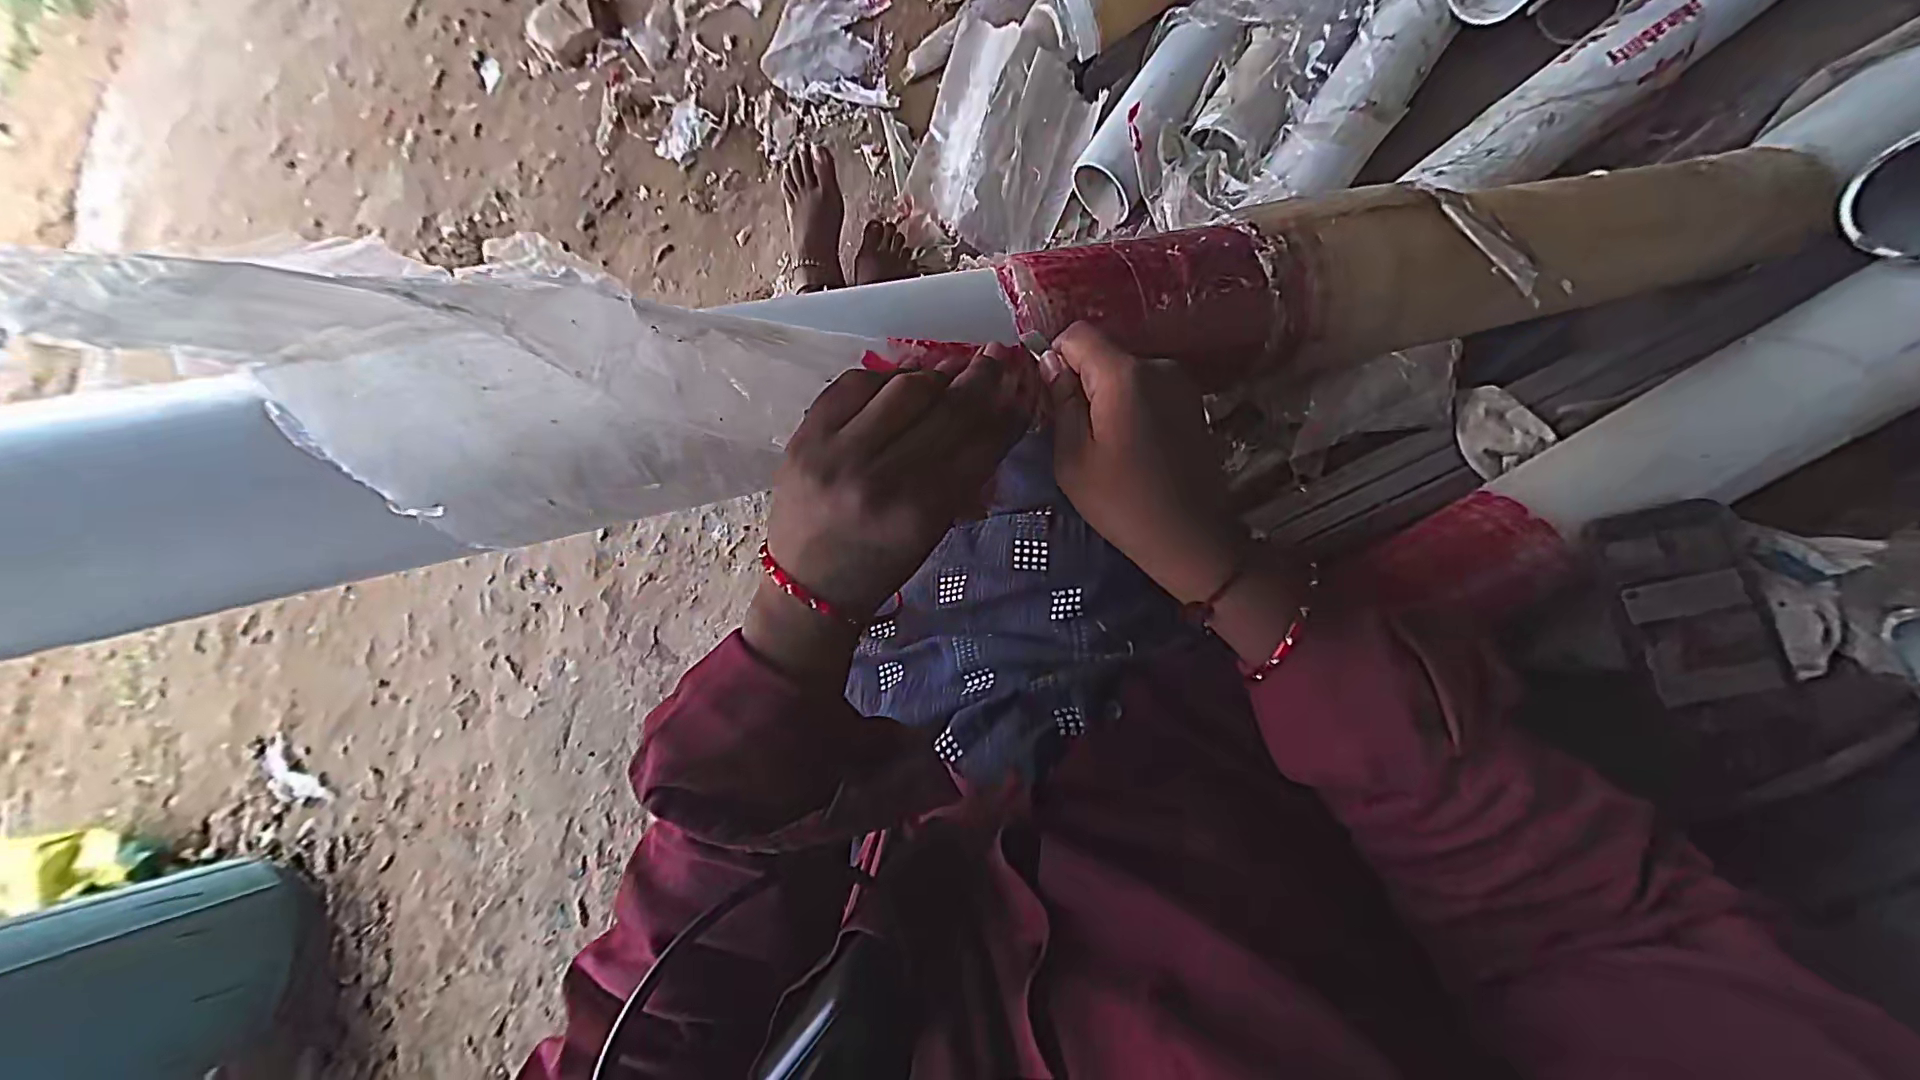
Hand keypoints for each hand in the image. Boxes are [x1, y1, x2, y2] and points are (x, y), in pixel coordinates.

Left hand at [746, 347, 1031, 679]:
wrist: (808, 587)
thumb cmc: (880, 567)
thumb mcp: (931, 533)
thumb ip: (962, 478)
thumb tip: (992, 414)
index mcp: (916, 513)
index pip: (976, 446)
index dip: (1005, 411)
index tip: (1020, 387)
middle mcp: (877, 478)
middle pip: (944, 409)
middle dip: (979, 379)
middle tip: (996, 358)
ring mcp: (835, 453)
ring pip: (902, 388)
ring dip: (935, 375)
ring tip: (950, 372)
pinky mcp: (804, 436)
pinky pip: (855, 383)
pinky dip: (886, 378)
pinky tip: (900, 383)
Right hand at [1046, 322, 1242, 602]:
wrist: (1190, 537)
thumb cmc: (1122, 502)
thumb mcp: (1072, 458)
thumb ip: (1060, 402)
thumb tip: (1050, 363)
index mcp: (1124, 375)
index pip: (1077, 334)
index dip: (1054, 358)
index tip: (1050, 398)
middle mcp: (1158, 366)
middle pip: (1103, 354)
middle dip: (1081, 382)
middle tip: (1074, 432)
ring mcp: (1180, 384)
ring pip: (1125, 374)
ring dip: (1106, 397)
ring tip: (1105, 447)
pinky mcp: (1192, 404)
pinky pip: (1147, 390)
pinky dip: (1131, 407)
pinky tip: (1132, 449)